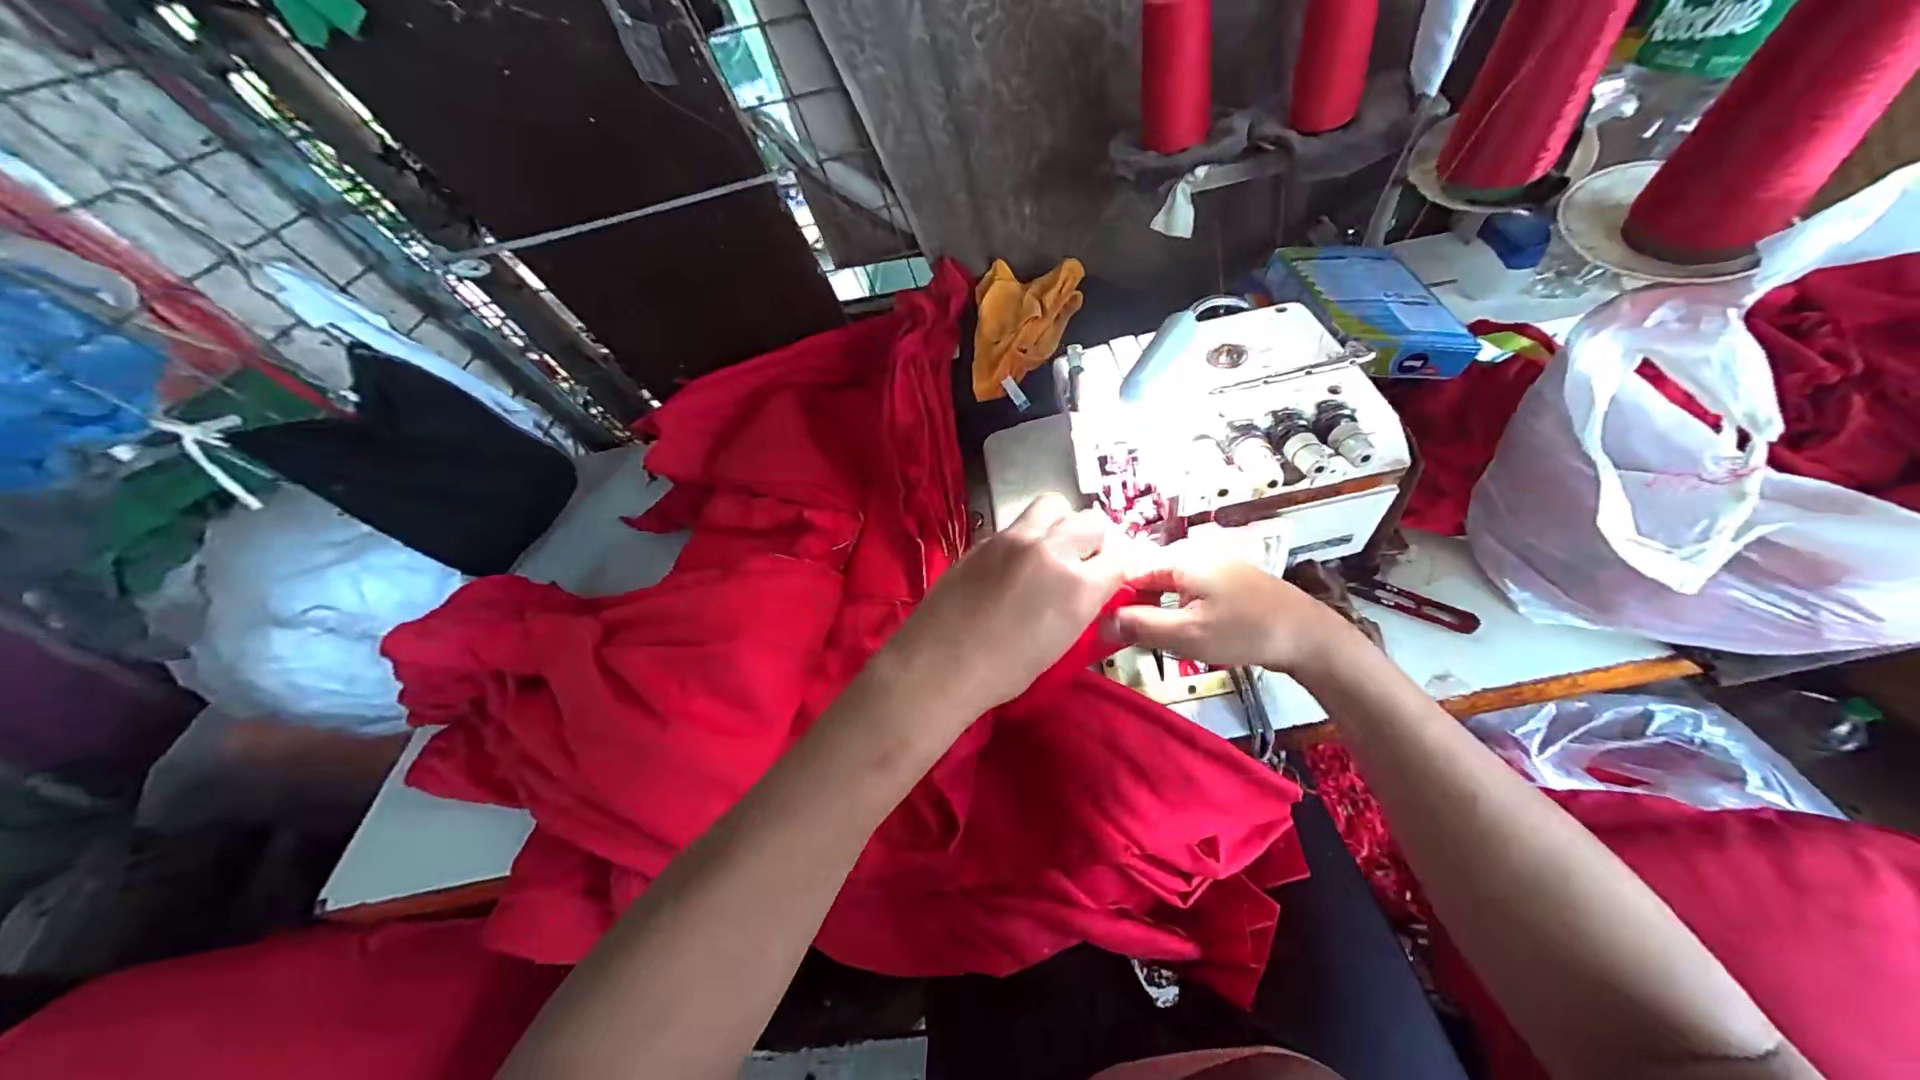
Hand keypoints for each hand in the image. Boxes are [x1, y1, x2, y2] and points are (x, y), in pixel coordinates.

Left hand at [876, 493, 1130, 716]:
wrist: (938, 665)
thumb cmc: (1003, 673)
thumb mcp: (1060, 644)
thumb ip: (1081, 606)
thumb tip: (1091, 589)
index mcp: (1077, 586)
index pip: (1120, 559)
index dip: (1118, 570)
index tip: (1110, 580)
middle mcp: (1050, 551)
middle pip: (1092, 522)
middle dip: (1096, 541)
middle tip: (1084, 563)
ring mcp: (1013, 539)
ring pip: (1053, 506)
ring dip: (1061, 523)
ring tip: (1051, 550)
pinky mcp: (984, 539)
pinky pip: (1018, 524)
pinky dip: (1028, 535)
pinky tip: (1015, 562)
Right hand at [1099, 540, 1358, 674]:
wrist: (1311, 637)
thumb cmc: (1245, 632)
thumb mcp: (1187, 634)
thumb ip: (1141, 626)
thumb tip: (1101, 620)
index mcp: (1180, 558)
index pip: (1128, 571)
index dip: (1112, 598)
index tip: (1103, 626)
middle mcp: (1195, 554)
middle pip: (1148, 577)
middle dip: (1135, 605)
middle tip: (1127, 638)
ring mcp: (1215, 566)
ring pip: (1169, 586)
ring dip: (1157, 610)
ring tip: (1152, 638)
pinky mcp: (1229, 581)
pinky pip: (1189, 591)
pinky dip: (1178, 609)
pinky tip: (1181, 632)